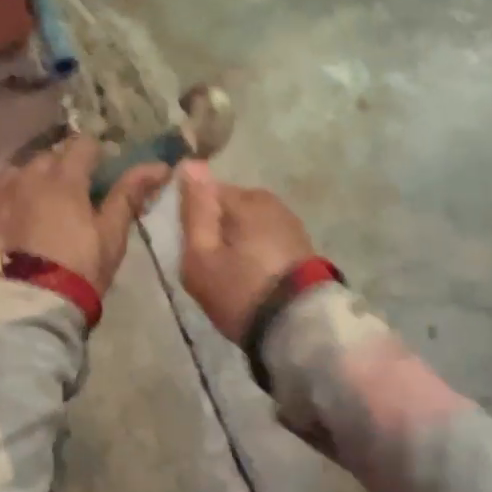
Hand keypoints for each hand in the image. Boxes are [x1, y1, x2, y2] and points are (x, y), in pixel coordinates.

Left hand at [0, 135, 170, 293]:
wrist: (19, 309)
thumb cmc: (75, 271)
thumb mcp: (110, 237)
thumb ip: (129, 195)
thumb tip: (159, 165)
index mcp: (64, 177)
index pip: (83, 145)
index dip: (94, 156)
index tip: (98, 175)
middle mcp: (26, 174)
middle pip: (47, 157)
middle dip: (60, 170)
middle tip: (69, 198)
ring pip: (14, 172)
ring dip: (26, 183)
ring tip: (33, 209)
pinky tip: (2, 218)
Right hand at [177, 160, 317, 340]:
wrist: (299, 327)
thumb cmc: (241, 290)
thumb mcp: (202, 256)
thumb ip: (194, 210)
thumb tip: (190, 164)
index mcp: (244, 198)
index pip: (204, 193)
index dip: (192, 220)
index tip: (192, 251)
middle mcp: (269, 200)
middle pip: (227, 208)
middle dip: (217, 232)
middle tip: (211, 269)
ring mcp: (289, 222)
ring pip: (246, 225)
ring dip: (237, 244)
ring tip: (233, 278)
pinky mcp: (301, 244)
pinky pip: (265, 240)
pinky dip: (255, 255)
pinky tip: (254, 279)